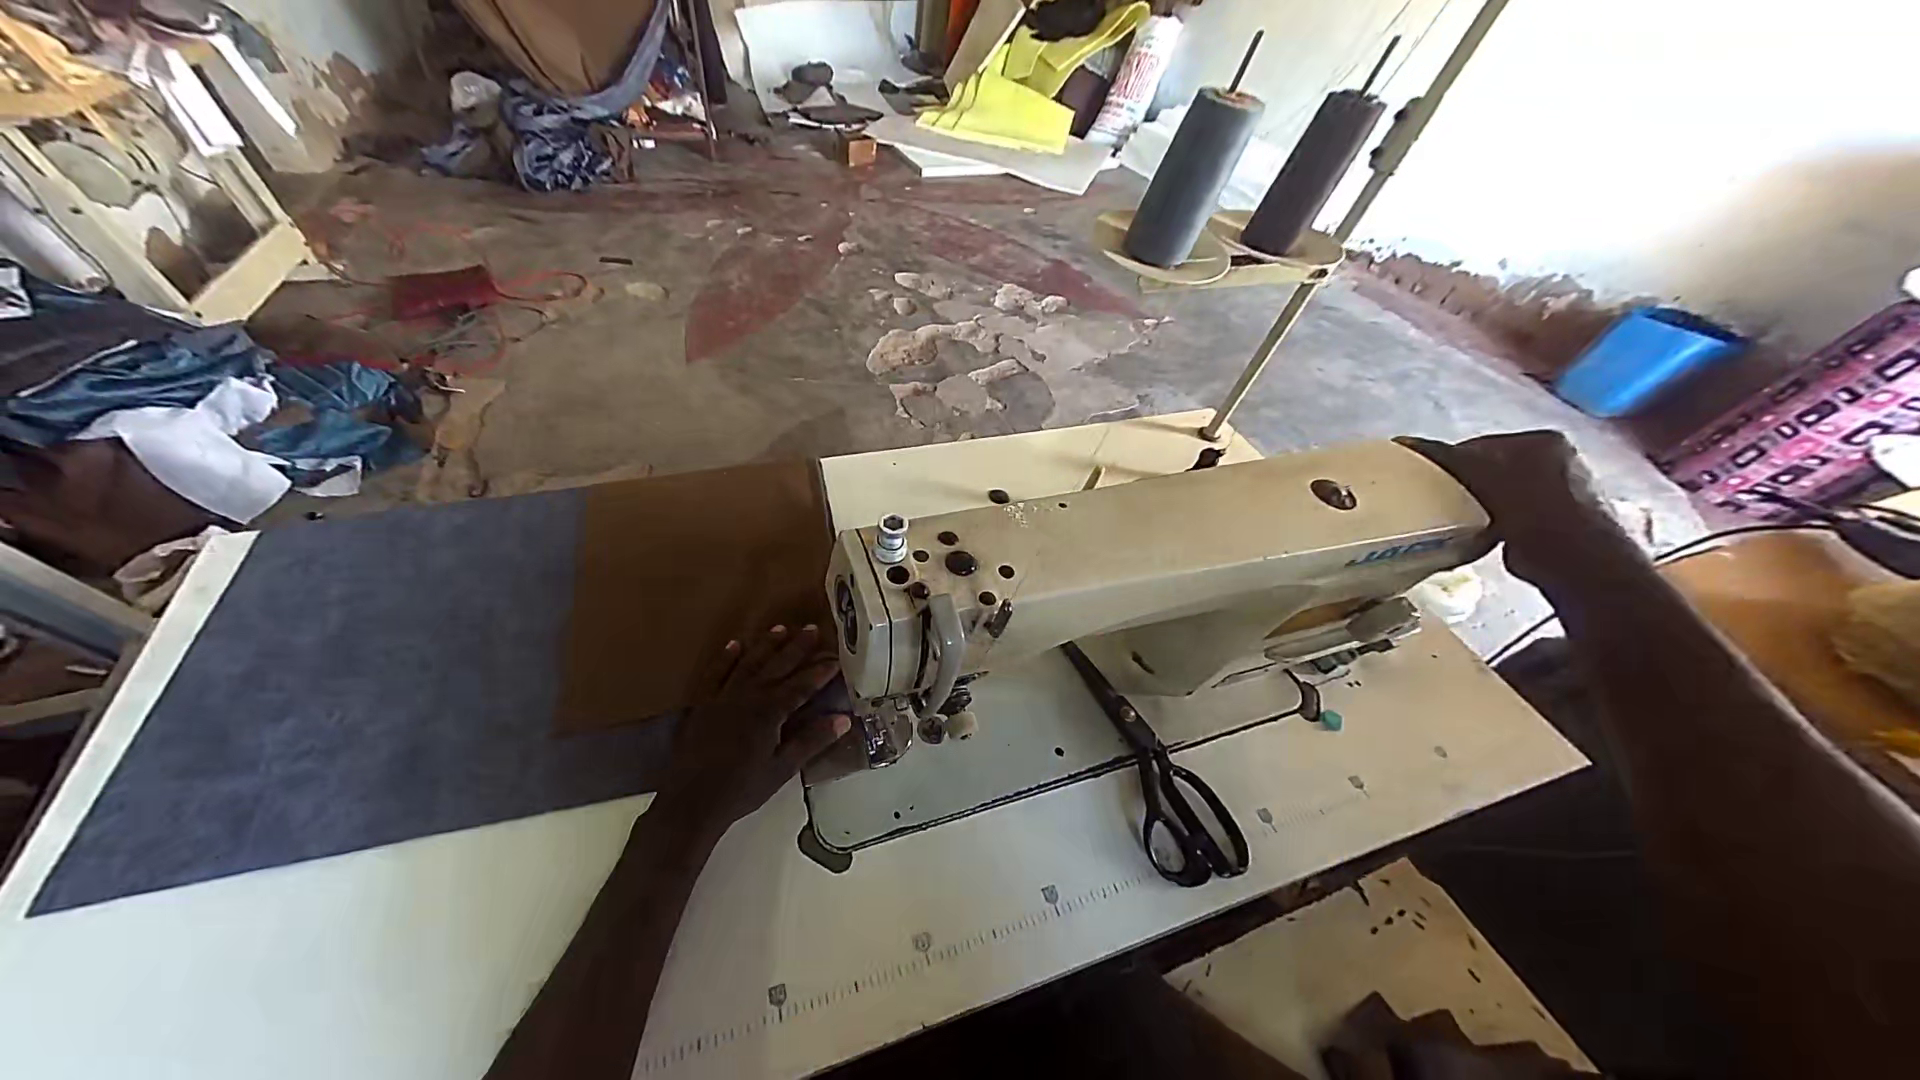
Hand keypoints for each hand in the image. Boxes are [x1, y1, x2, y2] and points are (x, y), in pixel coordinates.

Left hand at [653, 626, 849, 839]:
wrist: (690, 801)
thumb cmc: (741, 788)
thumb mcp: (783, 768)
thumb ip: (812, 741)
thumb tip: (843, 719)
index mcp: (770, 712)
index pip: (802, 685)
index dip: (820, 671)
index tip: (836, 658)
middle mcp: (749, 696)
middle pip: (778, 666)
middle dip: (797, 647)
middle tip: (812, 628)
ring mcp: (723, 697)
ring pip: (750, 663)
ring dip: (766, 645)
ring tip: (781, 628)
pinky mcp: (703, 704)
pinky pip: (717, 673)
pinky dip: (726, 658)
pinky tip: (735, 644)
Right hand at [1397, 431, 1631, 586]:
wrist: (1572, 557)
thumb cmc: (1527, 507)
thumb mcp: (1479, 473)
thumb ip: (1445, 457)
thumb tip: (1404, 442)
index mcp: (1543, 440)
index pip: (1481, 445)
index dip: (1451, 462)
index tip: (1429, 480)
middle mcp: (1559, 460)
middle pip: (1492, 468)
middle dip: (1466, 483)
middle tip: (1439, 501)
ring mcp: (1563, 491)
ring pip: (1501, 493)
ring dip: (1479, 504)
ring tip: (1457, 520)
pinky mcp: (1559, 521)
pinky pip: (1513, 515)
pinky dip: (1495, 523)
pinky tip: (1482, 534)